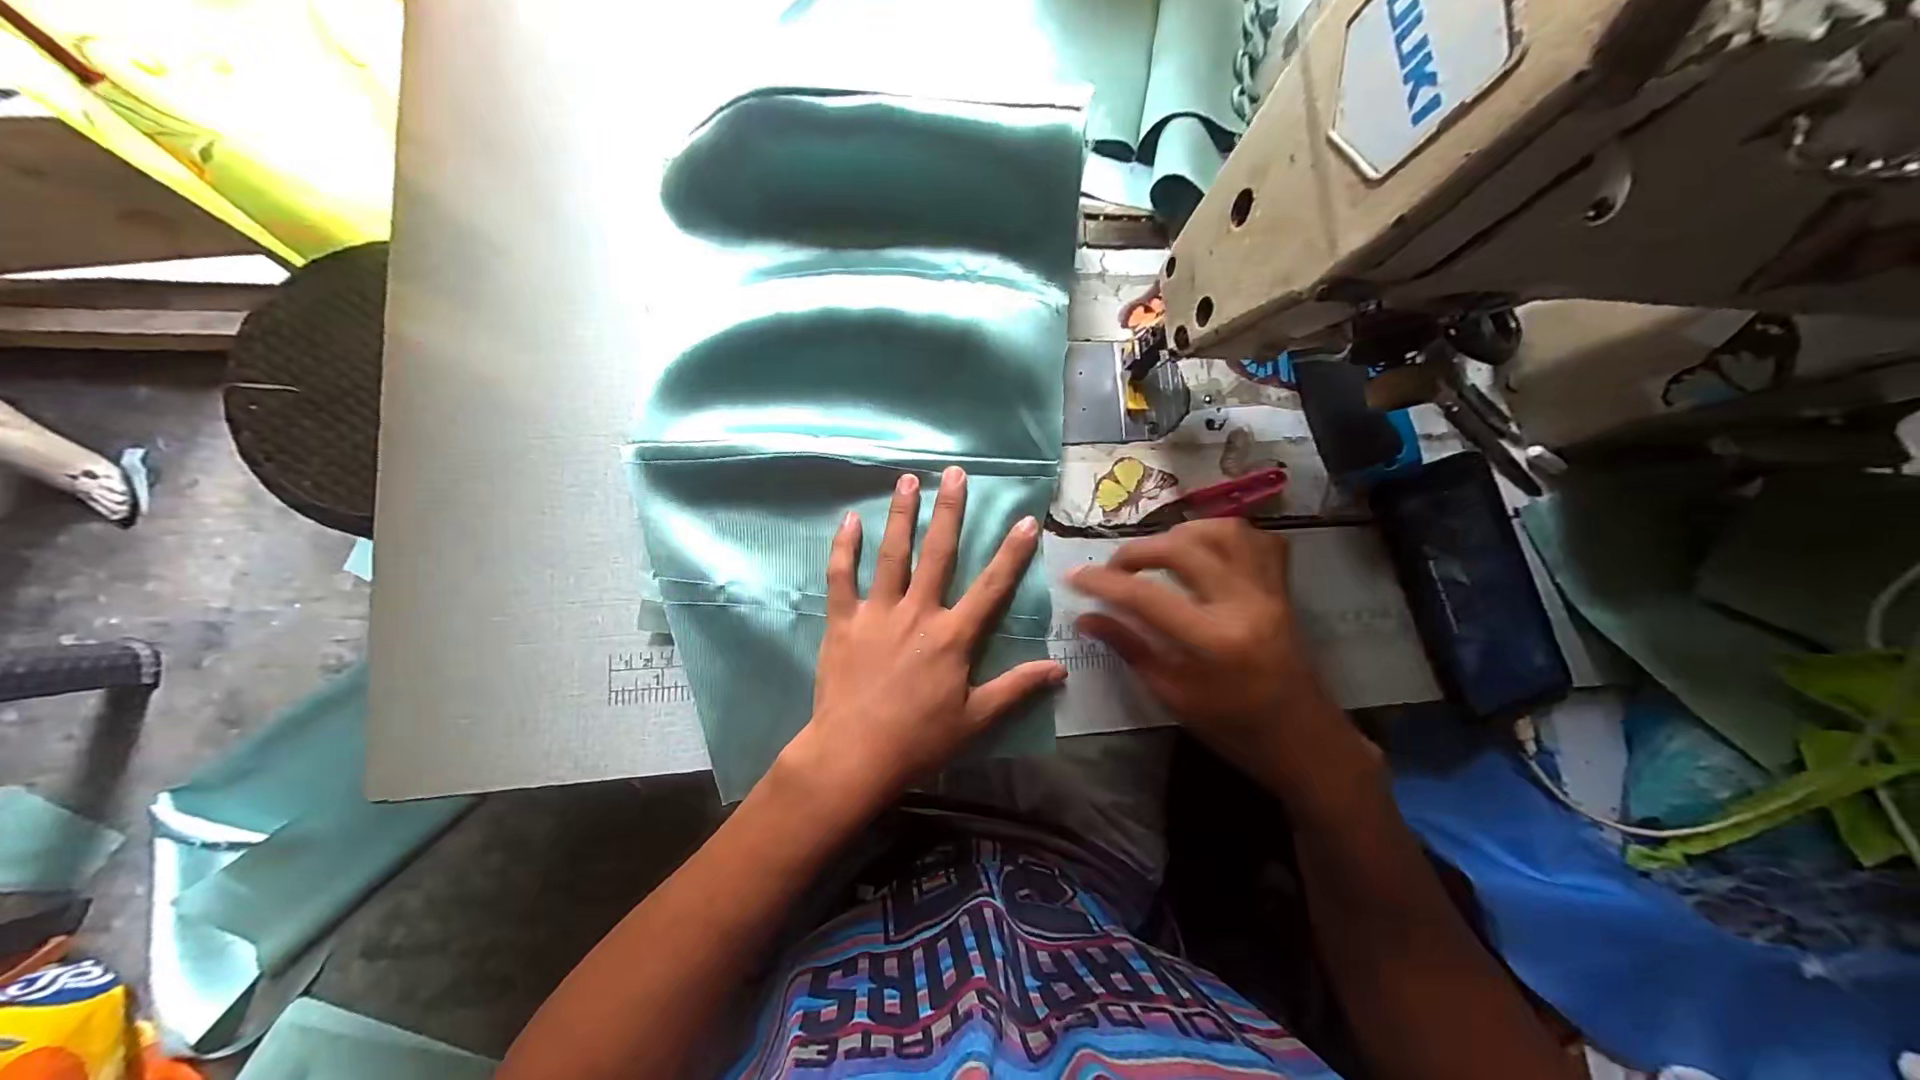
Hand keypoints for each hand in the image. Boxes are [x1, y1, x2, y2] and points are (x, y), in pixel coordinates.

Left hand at [779, 467, 1066, 813]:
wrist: (855, 754)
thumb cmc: (919, 739)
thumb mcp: (976, 718)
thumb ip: (1017, 687)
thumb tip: (1059, 669)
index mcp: (953, 636)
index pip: (991, 586)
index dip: (1011, 552)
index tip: (1025, 519)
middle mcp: (918, 613)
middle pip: (938, 553)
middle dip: (949, 510)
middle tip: (955, 473)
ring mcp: (877, 613)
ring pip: (891, 554)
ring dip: (901, 515)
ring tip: (908, 479)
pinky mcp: (843, 621)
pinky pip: (841, 577)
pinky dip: (844, 548)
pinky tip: (850, 520)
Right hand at [1068, 518, 1378, 798]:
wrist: (1304, 740)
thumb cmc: (1233, 728)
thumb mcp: (1173, 695)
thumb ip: (1130, 648)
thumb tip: (1086, 618)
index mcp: (1215, 642)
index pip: (1146, 596)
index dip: (1102, 582)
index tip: (1073, 576)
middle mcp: (1245, 605)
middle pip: (1182, 550)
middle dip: (1136, 551)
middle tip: (1113, 568)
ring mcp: (1270, 591)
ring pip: (1223, 531)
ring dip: (1180, 534)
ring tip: (1157, 553)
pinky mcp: (1283, 588)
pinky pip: (1257, 540)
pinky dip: (1223, 535)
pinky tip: (1202, 550)